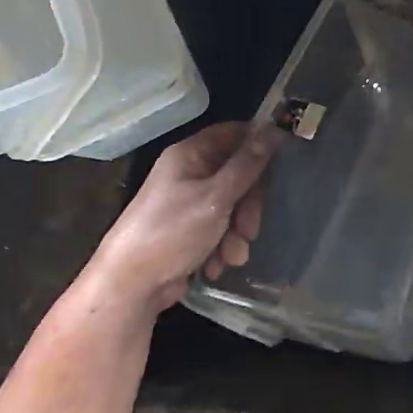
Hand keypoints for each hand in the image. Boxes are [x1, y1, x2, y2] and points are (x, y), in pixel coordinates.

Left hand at [85, 121, 283, 311]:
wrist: (131, 284)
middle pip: (236, 175)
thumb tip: (273, 129)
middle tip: (250, 230)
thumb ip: (247, 165)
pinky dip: (222, 246)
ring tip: (231, 256)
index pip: (232, 133)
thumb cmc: (171, 231)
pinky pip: (218, 228)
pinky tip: (217, 265)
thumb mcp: (215, 197)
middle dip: (248, 206)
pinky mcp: (189, 230)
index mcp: (190, 154)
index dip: (258, 144)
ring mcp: (188, 202)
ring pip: (231, 206)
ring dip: (236, 233)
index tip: (282, 162)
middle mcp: (188, 173)